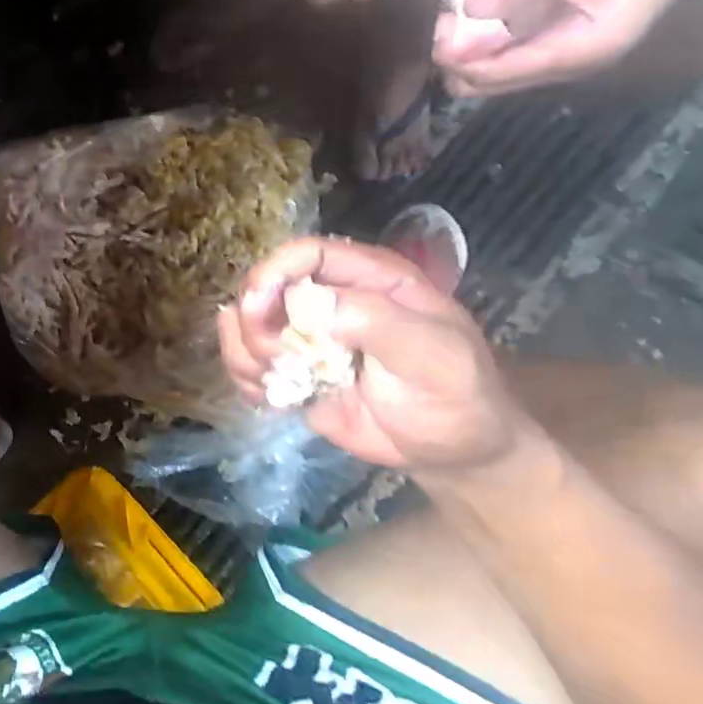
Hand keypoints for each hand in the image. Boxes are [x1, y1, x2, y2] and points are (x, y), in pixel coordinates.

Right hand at [217, 238, 539, 470]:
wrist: (457, 449)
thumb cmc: (456, 392)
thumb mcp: (433, 354)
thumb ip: (378, 323)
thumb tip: (310, 306)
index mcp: (369, 278)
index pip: (307, 254)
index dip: (273, 272)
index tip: (255, 306)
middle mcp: (333, 299)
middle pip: (266, 289)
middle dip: (255, 322)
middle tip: (272, 358)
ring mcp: (311, 338)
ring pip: (250, 327)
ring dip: (245, 353)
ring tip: (271, 383)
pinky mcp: (298, 374)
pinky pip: (252, 365)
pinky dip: (246, 379)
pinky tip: (267, 398)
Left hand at [433, 0, 702, 94]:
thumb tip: (472, 9)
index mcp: (586, 50)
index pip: (511, 73)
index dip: (468, 63)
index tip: (436, 41)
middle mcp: (570, 59)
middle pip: (497, 80)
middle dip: (463, 59)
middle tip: (440, 22)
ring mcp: (562, 46)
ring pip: (497, 65)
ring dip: (468, 47)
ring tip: (446, 12)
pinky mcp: (554, 29)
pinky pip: (507, 43)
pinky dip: (483, 31)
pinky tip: (467, 5)